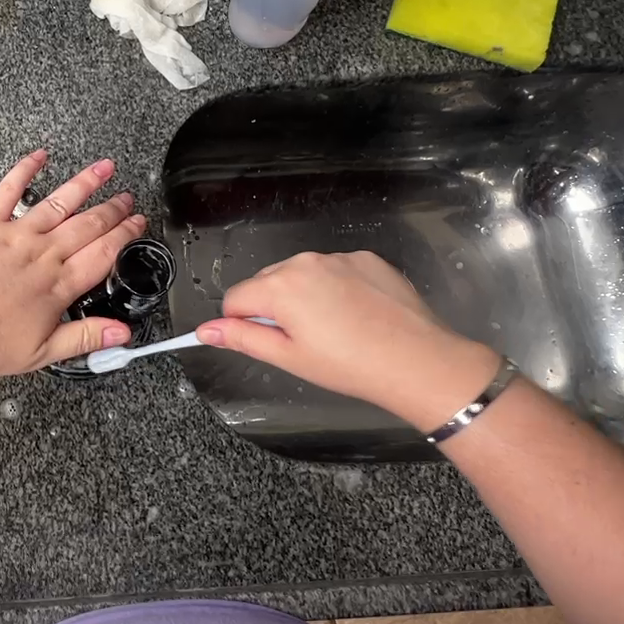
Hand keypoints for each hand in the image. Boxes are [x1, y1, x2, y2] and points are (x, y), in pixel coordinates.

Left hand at [0, 150, 147, 379]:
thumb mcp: (41, 354)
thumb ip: (84, 338)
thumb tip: (121, 335)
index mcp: (57, 286)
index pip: (103, 255)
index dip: (125, 236)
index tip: (138, 224)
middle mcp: (41, 255)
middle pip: (88, 225)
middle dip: (113, 209)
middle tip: (128, 197)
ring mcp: (14, 236)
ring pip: (59, 202)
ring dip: (85, 183)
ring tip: (105, 167)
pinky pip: (9, 190)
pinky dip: (25, 170)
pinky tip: (39, 156)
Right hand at [195, 251, 500, 430]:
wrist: (418, 361)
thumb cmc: (349, 366)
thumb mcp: (288, 357)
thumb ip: (242, 338)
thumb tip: (205, 330)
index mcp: (279, 286)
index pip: (235, 299)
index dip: (242, 324)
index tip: (266, 342)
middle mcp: (304, 262)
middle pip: (266, 282)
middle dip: (273, 307)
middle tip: (301, 341)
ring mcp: (338, 257)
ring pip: (300, 275)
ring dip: (303, 296)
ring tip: (331, 329)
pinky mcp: (367, 259)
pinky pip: (334, 269)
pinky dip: (334, 288)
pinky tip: (354, 315)